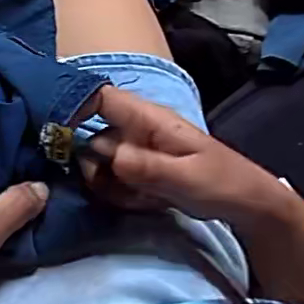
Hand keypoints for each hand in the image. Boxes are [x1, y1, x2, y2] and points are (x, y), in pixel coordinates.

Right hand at [82, 86, 298, 231]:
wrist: (247, 205)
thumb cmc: (222, 182)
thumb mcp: (186, 176)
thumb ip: (147, 166)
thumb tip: (107, 155)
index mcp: (148, 119)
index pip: (101, 97)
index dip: (74, 106)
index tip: (57, 135)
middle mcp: (136, 132)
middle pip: (92, 140)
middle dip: (97, 168)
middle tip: (119, 188)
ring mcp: (137, 154)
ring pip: (100, 166)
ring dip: (111, 187)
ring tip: (142, 198)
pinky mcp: (139, 174)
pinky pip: (114, 183)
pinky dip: (122, 196)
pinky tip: (146, 202)